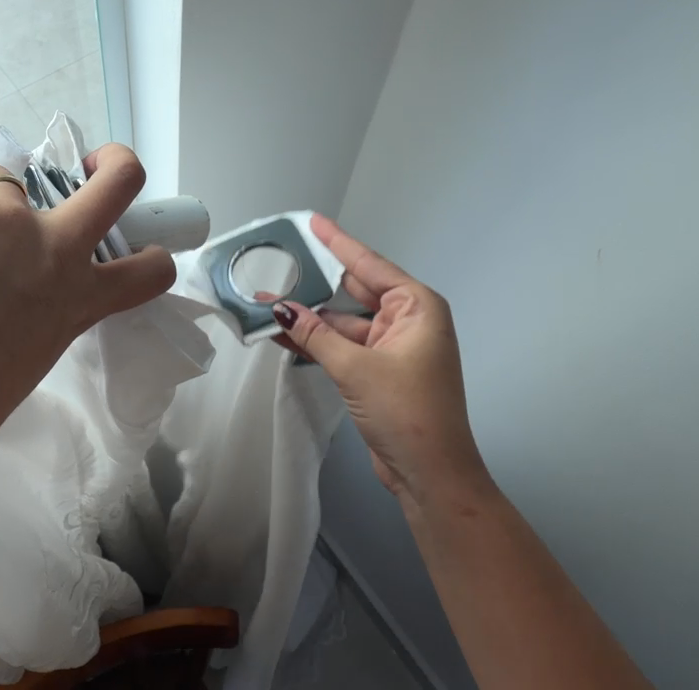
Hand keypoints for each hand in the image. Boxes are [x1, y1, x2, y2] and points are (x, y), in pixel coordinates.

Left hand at [0, 144, 176, 474]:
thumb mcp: (28, 354)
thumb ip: (40, 305)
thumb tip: (15, 273)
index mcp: (78, 301)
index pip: (150, 269)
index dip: (150, 253)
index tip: (134, 243)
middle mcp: (57, 250)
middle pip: (117, 179)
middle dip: (113, 160)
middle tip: (93, 161)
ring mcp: (9, 219)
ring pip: (0, 183)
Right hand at [271, 214, 490, 512]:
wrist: (432, 476)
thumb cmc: (407, 411)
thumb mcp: (356, 368)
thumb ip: (315, 334)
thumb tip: (279, 308)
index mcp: (417, 307)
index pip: (370, 264)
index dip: (338, 242)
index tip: (312, 221)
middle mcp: (408, 321)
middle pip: (355, 290)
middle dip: (317, 281)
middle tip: (280, 260)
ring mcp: (394, 347)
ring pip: (344, 321)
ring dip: (310, 317)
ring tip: (266, 302)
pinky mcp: (380, 371)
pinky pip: (343, 345)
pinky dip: (316, 341)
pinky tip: (282, 333)